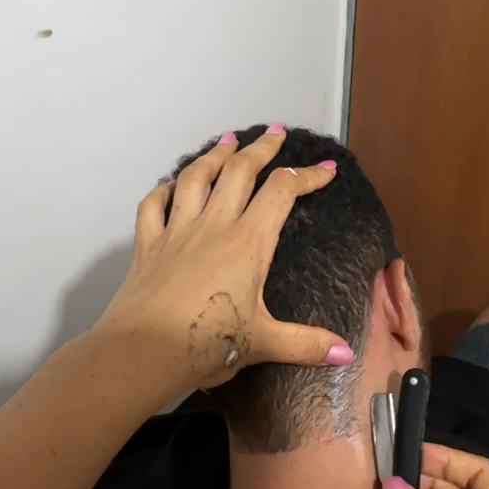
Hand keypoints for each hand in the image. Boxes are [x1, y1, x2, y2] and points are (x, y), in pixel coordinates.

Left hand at [93, 124, 352, 389]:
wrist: (141, 352)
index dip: (307, 176)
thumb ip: (307, 345)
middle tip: (276, 132)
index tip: (326, 170)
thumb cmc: (207, 346)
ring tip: (227, 139)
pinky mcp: (148, 244)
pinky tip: (170, 184)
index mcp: (248, 242)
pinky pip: (154, 205)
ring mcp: (177, 231)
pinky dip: (163, 189)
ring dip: (215, 154)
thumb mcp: (265, 344)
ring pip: (196, 177)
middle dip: (262, 148)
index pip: (282, 192)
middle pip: (240, 171)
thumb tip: (346, 356)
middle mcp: (214, 225)